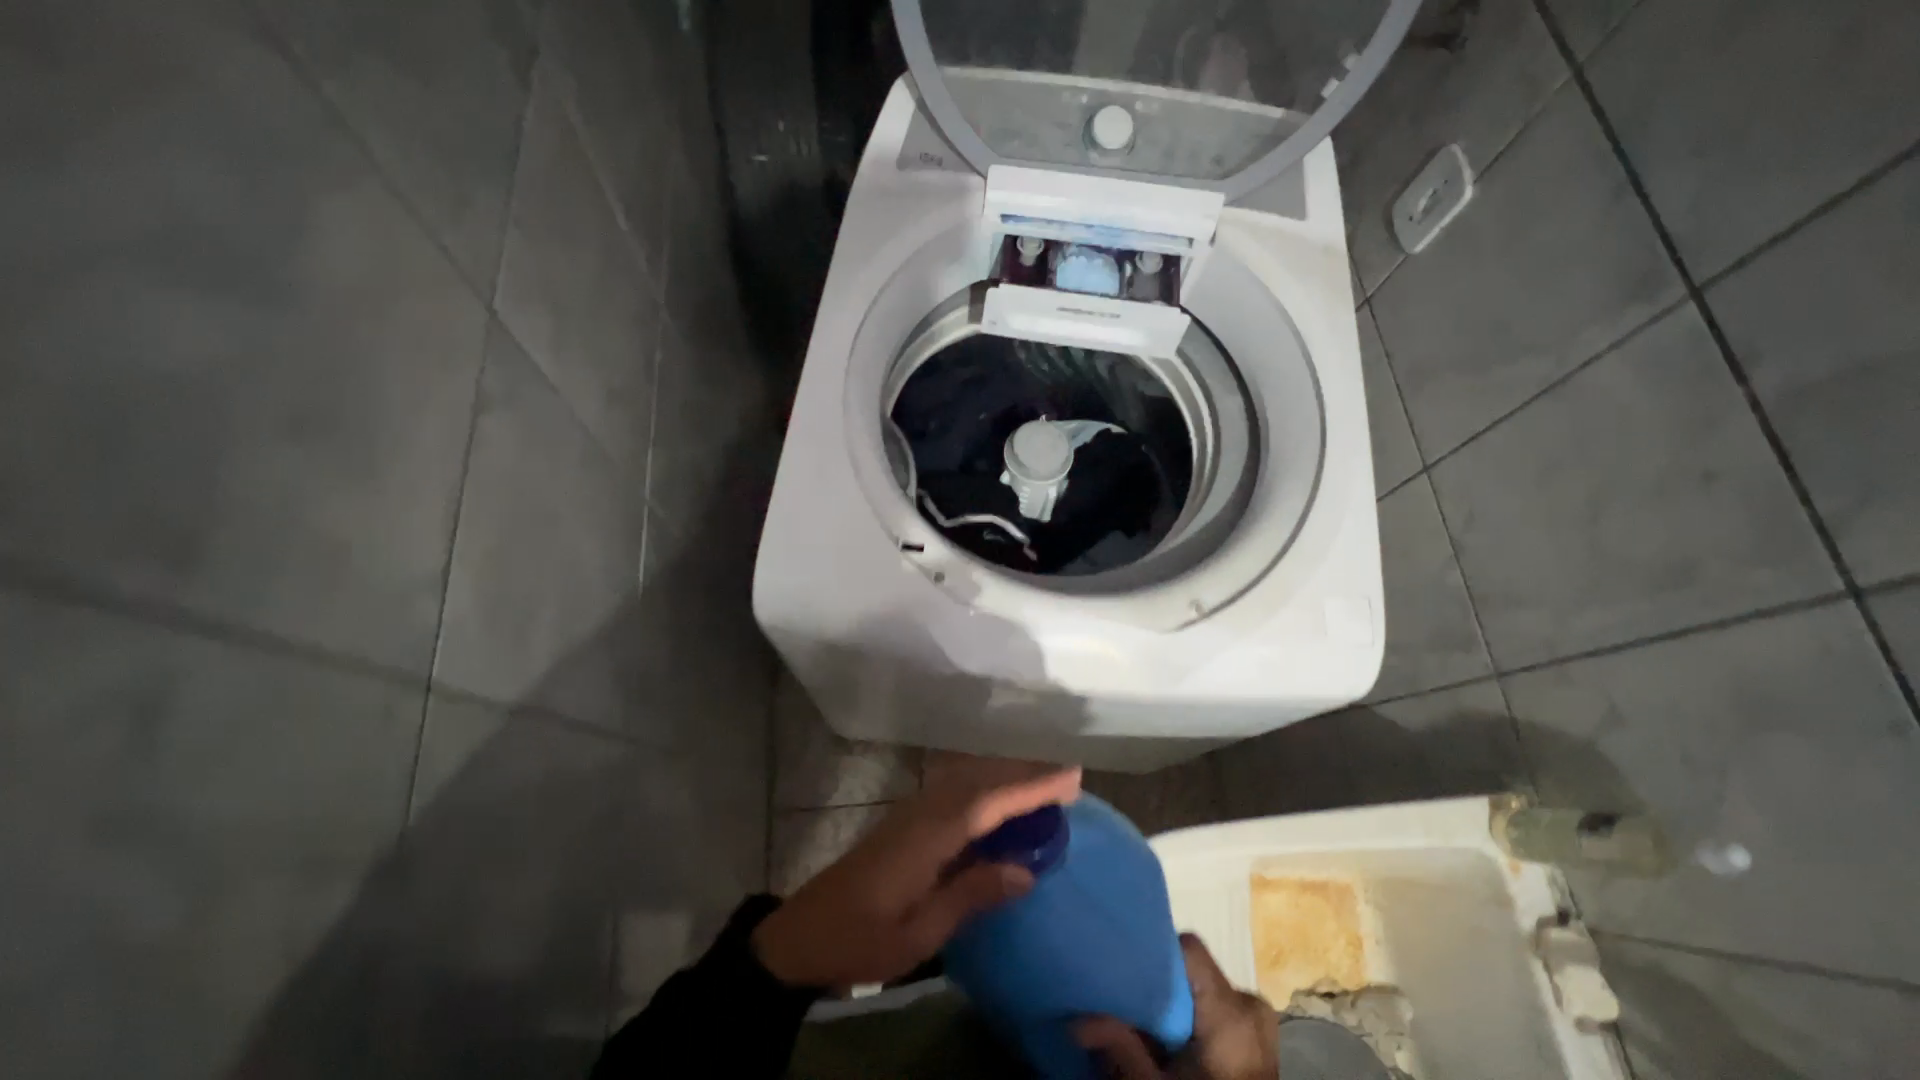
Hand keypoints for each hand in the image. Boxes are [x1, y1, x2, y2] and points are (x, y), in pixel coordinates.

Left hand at [751, 757, 1081, 989]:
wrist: (801, 936)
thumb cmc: (862, 939)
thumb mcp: (920, 932)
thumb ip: (971, 895)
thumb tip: (1025, 870)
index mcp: (928, 836)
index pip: (989, 801)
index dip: (1031, 786)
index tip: (1072, 776)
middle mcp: (921, 813)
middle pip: (978, 779)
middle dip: (1024, 771)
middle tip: (1070, 774)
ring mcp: (909, 814)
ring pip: (964, 779)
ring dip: (1003, 774)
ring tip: (1043, 780)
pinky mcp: (902, 822)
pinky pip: (951, 790)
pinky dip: (982, 785)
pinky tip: (996, 800)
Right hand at [1075, 934, 1278, 1079]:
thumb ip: (1121, 1050)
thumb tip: (1074, 1022)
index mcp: (1230, 1012)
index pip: (1189, 948)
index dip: (1154, 953)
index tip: (1124, 968)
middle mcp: (1250, 1004)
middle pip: (1193, 970)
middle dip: (1160, 986)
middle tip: (1128, 1006)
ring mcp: (1261, 1021)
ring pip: (1205, 988)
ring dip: (1177, 1004)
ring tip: (1150, 1027)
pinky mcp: (1262, 1036)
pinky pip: (1221, 1007)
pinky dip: (1196, 1018)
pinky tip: (1175, 1043)